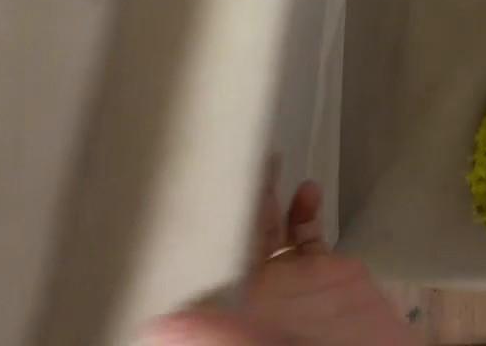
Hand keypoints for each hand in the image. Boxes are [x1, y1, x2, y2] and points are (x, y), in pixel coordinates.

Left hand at [143, 156, 414, 345]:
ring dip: (264, 197)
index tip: (187, 192)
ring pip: (266, 228)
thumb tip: (159, 324)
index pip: (199, 266)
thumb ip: (221, 335)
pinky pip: (308, 230)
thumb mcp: (262, 344)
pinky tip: (308, 191)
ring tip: (267, 162)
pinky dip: (306, 206)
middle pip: (230, 240)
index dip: (193, 232)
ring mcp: (291, 283)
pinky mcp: (326, 272)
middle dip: (229, 202)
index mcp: (229, 314)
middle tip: (228, 157)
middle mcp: (253, 295)